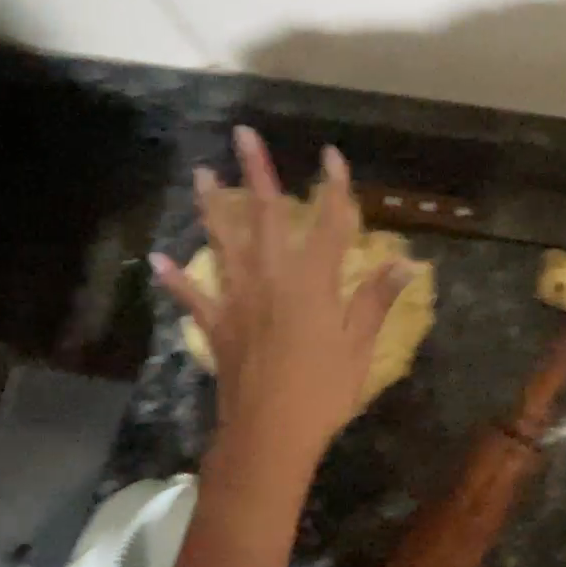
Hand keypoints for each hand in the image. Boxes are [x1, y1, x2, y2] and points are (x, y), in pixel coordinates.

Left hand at [151, 126, 413, 466]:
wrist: (271, 432)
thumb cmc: (324, 392)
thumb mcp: (360, 348)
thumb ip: (376, 300)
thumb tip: (407, 262)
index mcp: (313, 284)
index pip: (329, 226)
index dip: (333, 189)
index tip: (332, 156)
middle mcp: (271, 278)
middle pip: (266, 217)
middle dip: (258, 173)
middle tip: (245, 134)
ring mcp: (238, 299)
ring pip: (223, 242)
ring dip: (213, 206)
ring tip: (203, 174)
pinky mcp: (217, 325)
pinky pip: (193, 296)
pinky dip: (176, 277)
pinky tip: (158, 258)